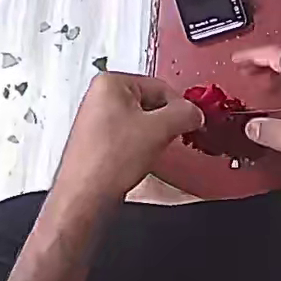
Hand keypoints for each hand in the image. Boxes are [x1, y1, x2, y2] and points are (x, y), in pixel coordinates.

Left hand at [50, 72, 202, 207]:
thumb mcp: (159, 129)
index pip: (160, 87)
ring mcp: (96, 118)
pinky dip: (139, 144)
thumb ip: (184, 114)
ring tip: (149, 151)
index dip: (178, 106)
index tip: (190, 121)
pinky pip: (128, 134)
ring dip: (153, 134)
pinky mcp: (97, 139)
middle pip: (150, 102)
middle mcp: (99, 96)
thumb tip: (194, 112)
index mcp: (110, 83)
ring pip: (141, 120)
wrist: (85, 197)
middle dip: (164, 121)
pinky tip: (138, 158)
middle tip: (170, 137)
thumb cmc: (109, 160)